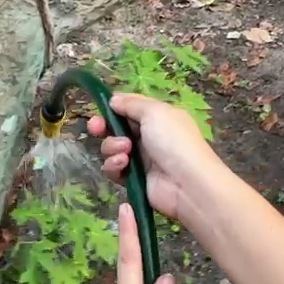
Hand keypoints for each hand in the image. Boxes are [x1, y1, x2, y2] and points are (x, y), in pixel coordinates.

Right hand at [87, 93, 225, 222]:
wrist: (187, 183)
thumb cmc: (173, 141)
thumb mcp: (155, 112)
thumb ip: (131, 104)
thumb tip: (113, 100)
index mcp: (157, 116)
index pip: (129, 107)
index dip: (113, 107)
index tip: (102, 109)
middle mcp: (147, 135)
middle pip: (116, 127)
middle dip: (103, 126)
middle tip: (96, 128)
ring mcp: (140, 158)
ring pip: (111, 148)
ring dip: (112, 147)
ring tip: (125, 151)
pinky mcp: (133, 178)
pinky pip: (114, 169)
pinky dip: (114, 165)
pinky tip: (123, 164)